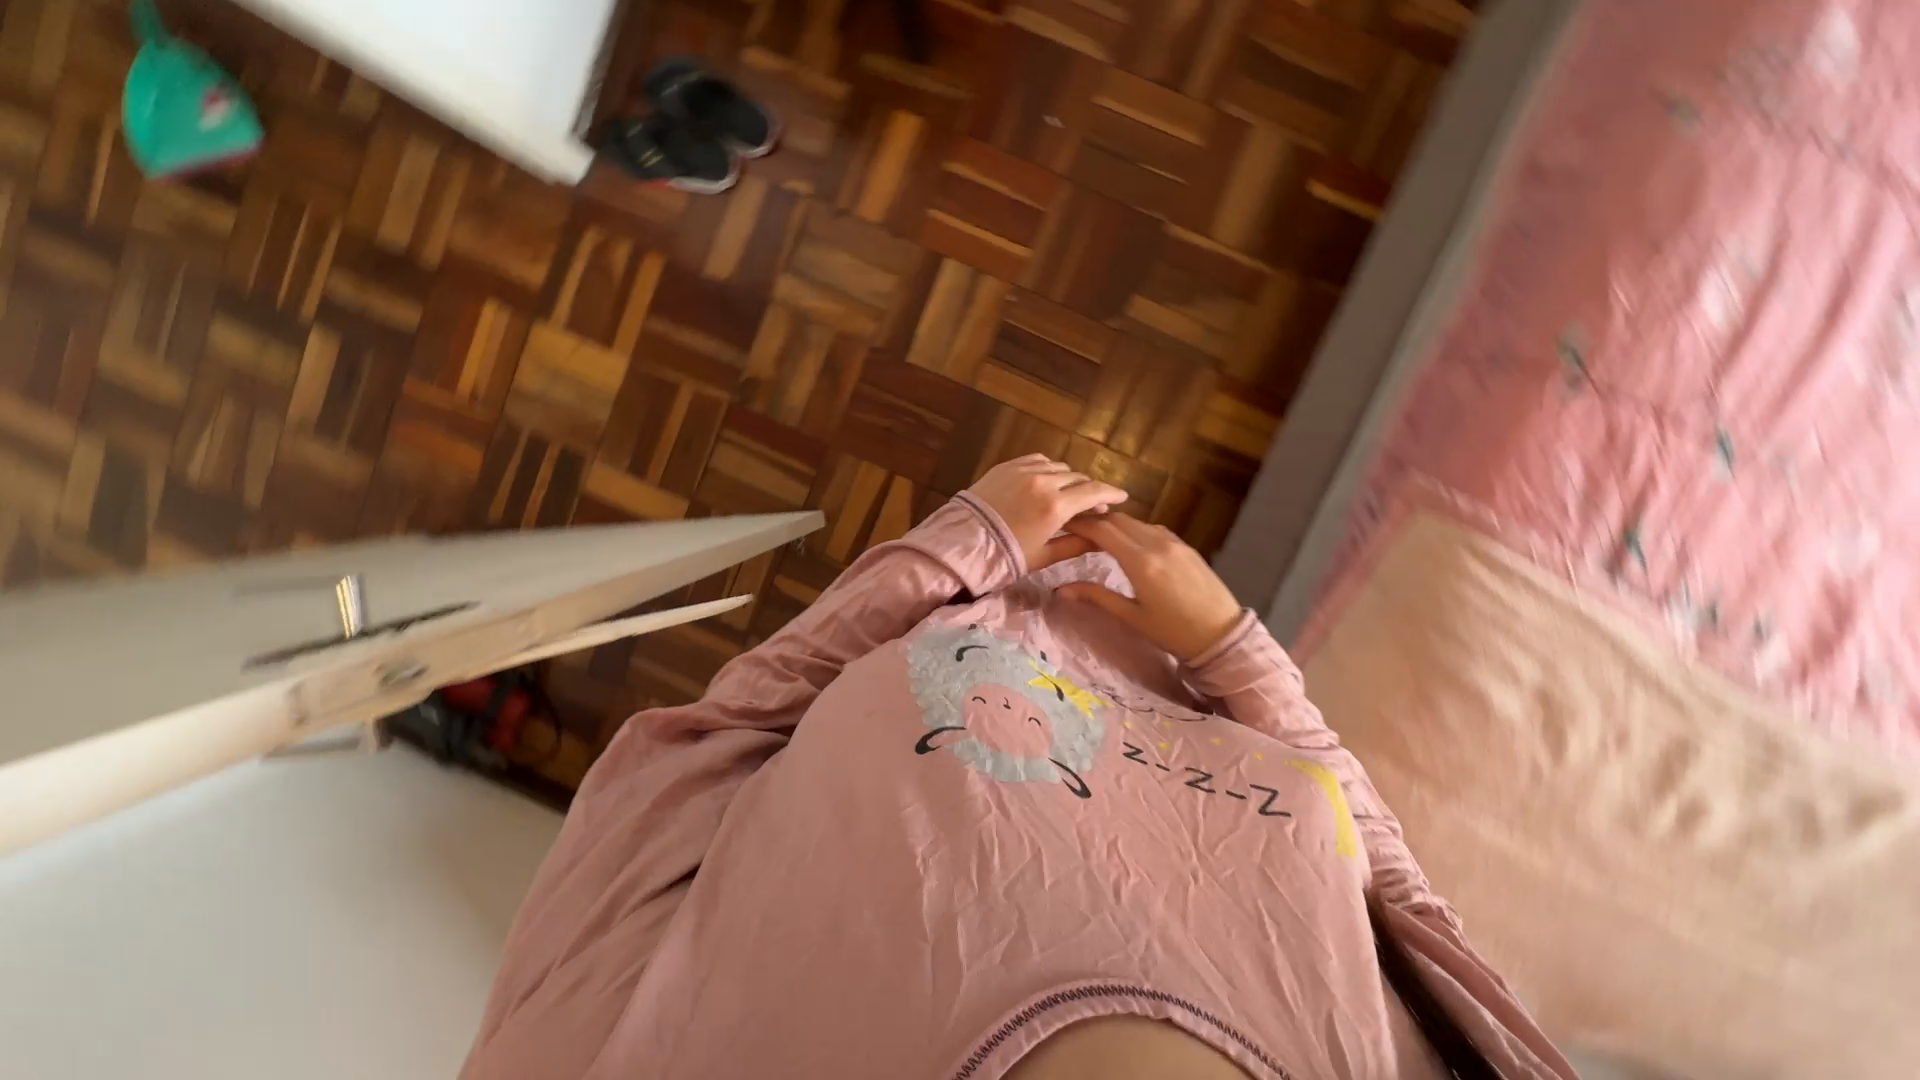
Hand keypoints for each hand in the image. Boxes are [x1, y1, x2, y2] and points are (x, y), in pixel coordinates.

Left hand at [965, 455, 1129, 572]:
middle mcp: (1043, 482)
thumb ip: (1076, 544)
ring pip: (1058, 467)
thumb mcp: (1044, 556)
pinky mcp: (1006, 466)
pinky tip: (1047, 481)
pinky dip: (1048, 469)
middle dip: (1089, 490)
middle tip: (1092, 505)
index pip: (1094, 492)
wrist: (961, 545)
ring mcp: (1023, 470)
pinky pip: (1037, 461)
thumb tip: (1101, 539)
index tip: (1122, 496)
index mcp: (1055, 506)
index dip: (1111, 493)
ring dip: (1069, 479)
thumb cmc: (1004, 557)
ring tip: (1068, 495)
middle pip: (1078, 478)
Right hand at [1057, 513, 1243, 660]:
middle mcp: (1157, 543)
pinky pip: (1154, 529)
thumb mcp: (1132, 616)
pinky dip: (1135, 530)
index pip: (1103, 530)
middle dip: (1095, 521)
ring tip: (1098, 537)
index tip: (1062, 524)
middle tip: (1075, 530)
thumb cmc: (1173, 632)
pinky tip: (1129, 544)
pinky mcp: (1186, 546)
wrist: (1222, 635)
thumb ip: (1097, 596)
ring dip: (1115, 525)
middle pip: (1119, 520)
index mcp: (1140, 562)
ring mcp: (1174, 542)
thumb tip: (1061, 590)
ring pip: (1137, 522)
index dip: (1080, 524)